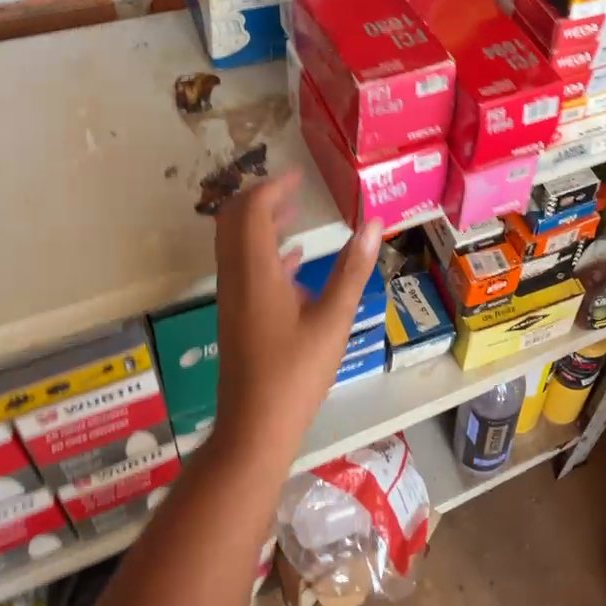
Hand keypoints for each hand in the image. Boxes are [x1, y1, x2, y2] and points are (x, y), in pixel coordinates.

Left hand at [212, 170, 383, 454]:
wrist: (255, 429)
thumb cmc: (296, 374)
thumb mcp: (334, 320)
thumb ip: (353, 269)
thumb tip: (373, 223)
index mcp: (256, 272)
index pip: (252, 211)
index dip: (273, 188)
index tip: (299, 176)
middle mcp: (236, 278)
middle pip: (233, 221)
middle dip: (261, 199)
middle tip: (293, 189)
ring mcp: (232, 298)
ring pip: (234, 245)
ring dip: (260, 224)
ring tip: (295, 215)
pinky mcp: (236, 316)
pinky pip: (242, 268)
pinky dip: (263, 252)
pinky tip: (293, 261)